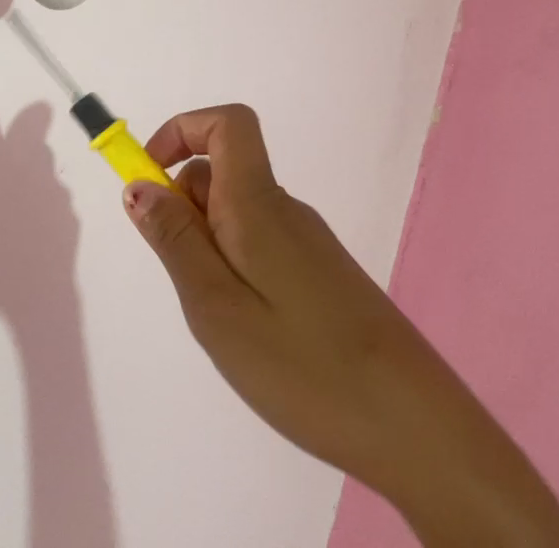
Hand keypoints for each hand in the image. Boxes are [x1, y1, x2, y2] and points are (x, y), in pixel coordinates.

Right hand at [123, 105, 558, 546]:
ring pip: (235, 217)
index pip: (227, 124)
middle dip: (180, 209)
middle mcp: (286, 212)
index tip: (147, 180)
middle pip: (220, 174)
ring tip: (219, 321)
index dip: (180, 131)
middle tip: (183, 282)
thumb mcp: (216, 307)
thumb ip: (175, 240)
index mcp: (259, 206)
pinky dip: (233, 270)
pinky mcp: (322, 277)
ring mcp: (308, 245)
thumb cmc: (305, 367)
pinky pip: (259, 248)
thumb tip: (139, 184)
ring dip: (204, 248)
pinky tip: (250, 333)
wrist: (419, 433)